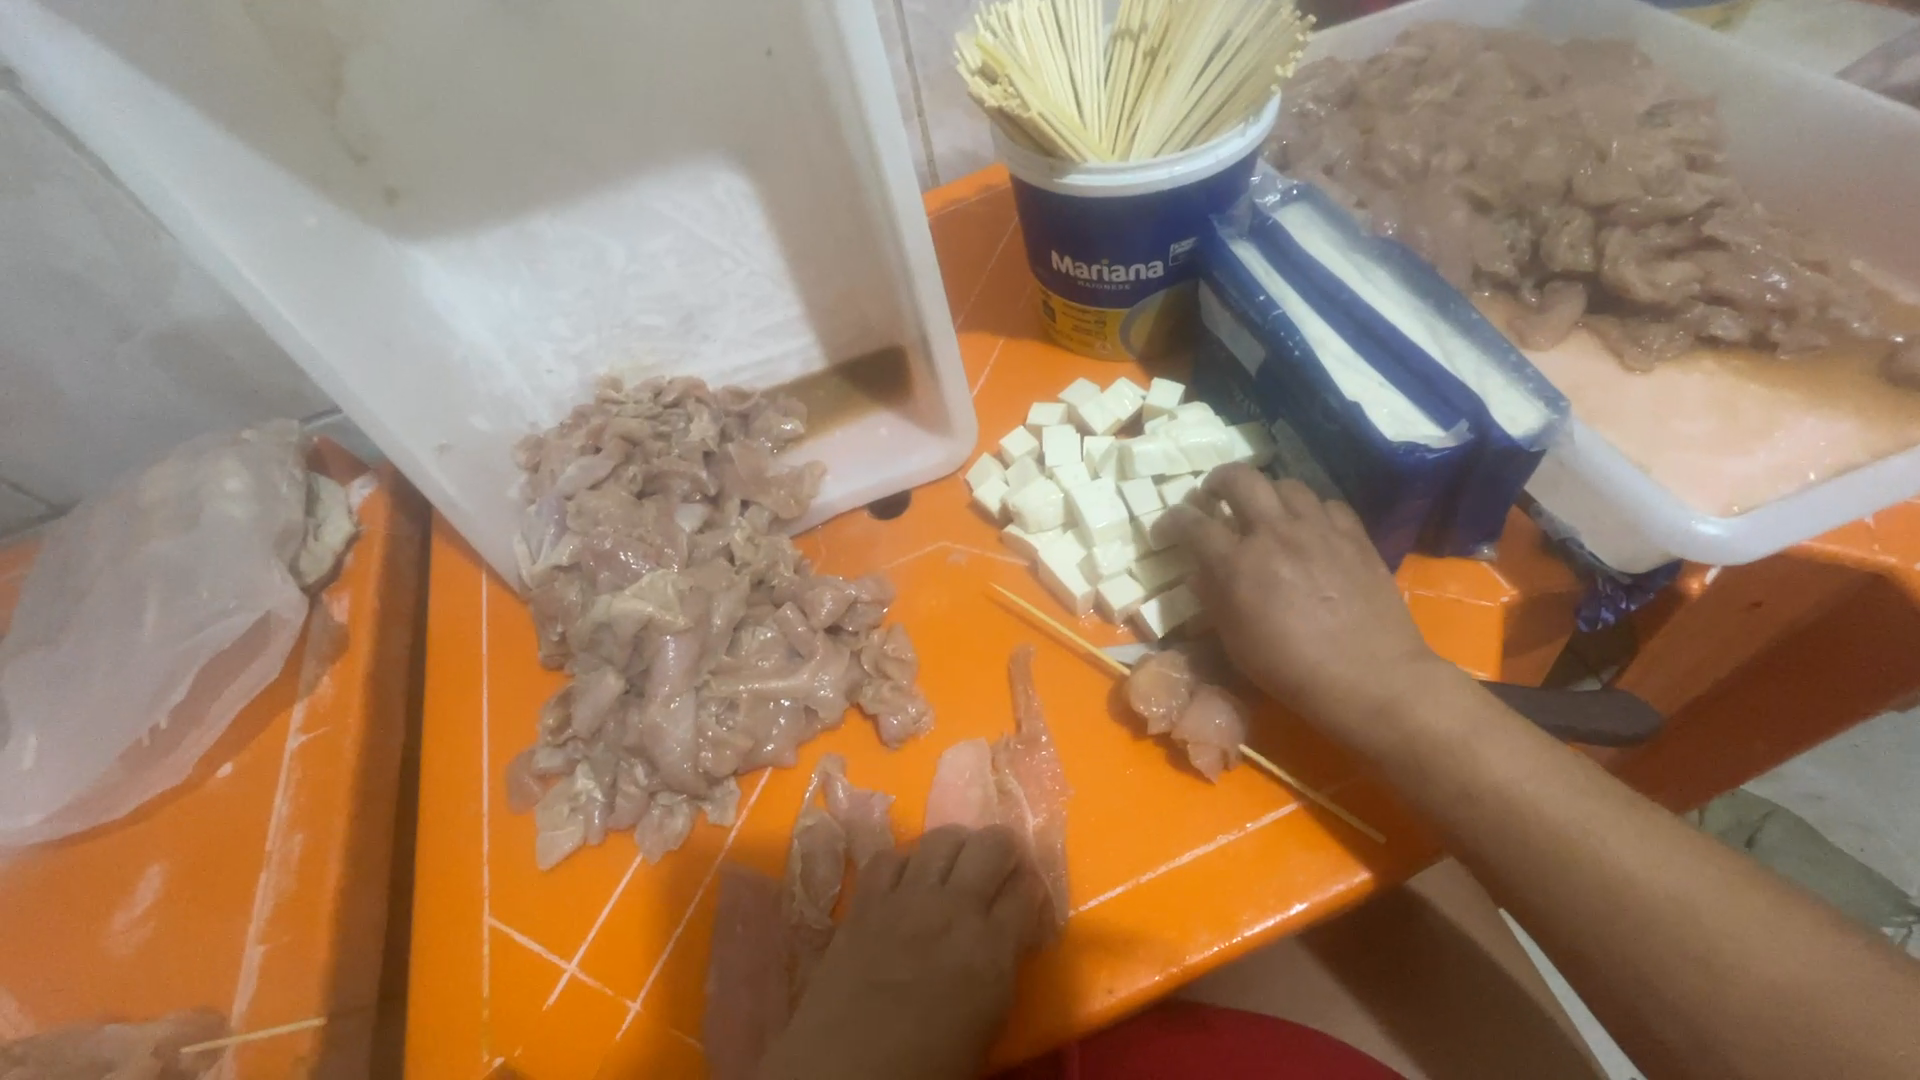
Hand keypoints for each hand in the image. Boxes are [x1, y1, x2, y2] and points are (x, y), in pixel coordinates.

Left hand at [758, 825, 1044, 1079]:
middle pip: (992, 844)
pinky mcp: (866, 901)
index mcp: (991, 948)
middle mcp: (954, 909)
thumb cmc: (927, 1068)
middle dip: (1005, 850)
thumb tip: (1005, 937)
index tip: (1027, 899)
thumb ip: (1002, 966)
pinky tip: (908, 879)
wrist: (845, 1076)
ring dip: (958, 847)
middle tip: (999, 870)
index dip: (1032, 889)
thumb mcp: (988, 1022)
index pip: (1028, 890)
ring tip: (957, 865)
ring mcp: (907, 899)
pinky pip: (891, 857)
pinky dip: (906, 861)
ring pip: (943, 838)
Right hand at [1163, 467, 1454, 732]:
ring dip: (1267, 494)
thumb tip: (1199, 574)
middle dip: (1218, 481)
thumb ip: (1213, 599)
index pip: (1192, 523)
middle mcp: (1275, 533)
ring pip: (1286, 485)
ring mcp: (1318, 530)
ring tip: (1265, 512)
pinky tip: (1310, 530)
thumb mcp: (1234, 641)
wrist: (1369, 678)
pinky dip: (1311, 511)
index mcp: (1237, 563)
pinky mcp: (1355, 536)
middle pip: (1240, 479)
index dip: (1172, 521)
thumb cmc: (1290, 669)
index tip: (1167, 530)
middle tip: (1213, 496)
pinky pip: (1327, 505)